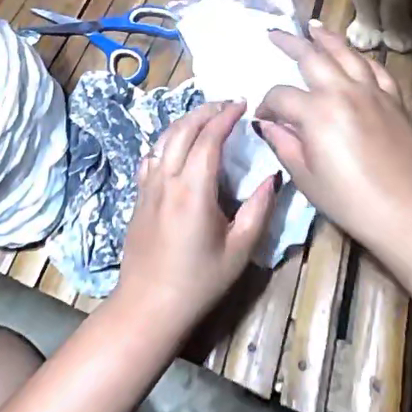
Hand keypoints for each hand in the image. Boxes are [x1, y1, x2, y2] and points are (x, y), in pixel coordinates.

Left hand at [114, 101, 275, 330]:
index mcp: (193, 190)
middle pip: (183, 129)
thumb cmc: (198, 282)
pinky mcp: (138, 197)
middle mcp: (167, 180)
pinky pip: (152, 156)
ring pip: (164, 139)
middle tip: (228, 104)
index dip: (226, 116)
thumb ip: (258, 209)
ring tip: (207, 116)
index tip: (243, 104)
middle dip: (206, 110)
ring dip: (186, 121)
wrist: (147, 307)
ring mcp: (148, 187)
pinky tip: (179, 144)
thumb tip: (272, 177)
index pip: (209, 137)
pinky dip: (168, 140)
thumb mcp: (240, 250)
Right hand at [255, 21, 411, 250]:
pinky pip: (376, 70)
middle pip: (313, 57)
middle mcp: (343, 91)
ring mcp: (372, 92)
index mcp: (317, 112)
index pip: (282, 95)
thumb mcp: (307, 178)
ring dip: (328, 39)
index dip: (267, 104)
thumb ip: (285, 144)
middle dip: (291, 43)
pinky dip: (362, 59)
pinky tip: (355, 55)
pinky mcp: (394, 100)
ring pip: (347, 54)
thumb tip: (268, 124)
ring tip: (314, 27)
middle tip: (276, 33)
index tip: (263, 117)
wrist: (408, 209)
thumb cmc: (351, 200)